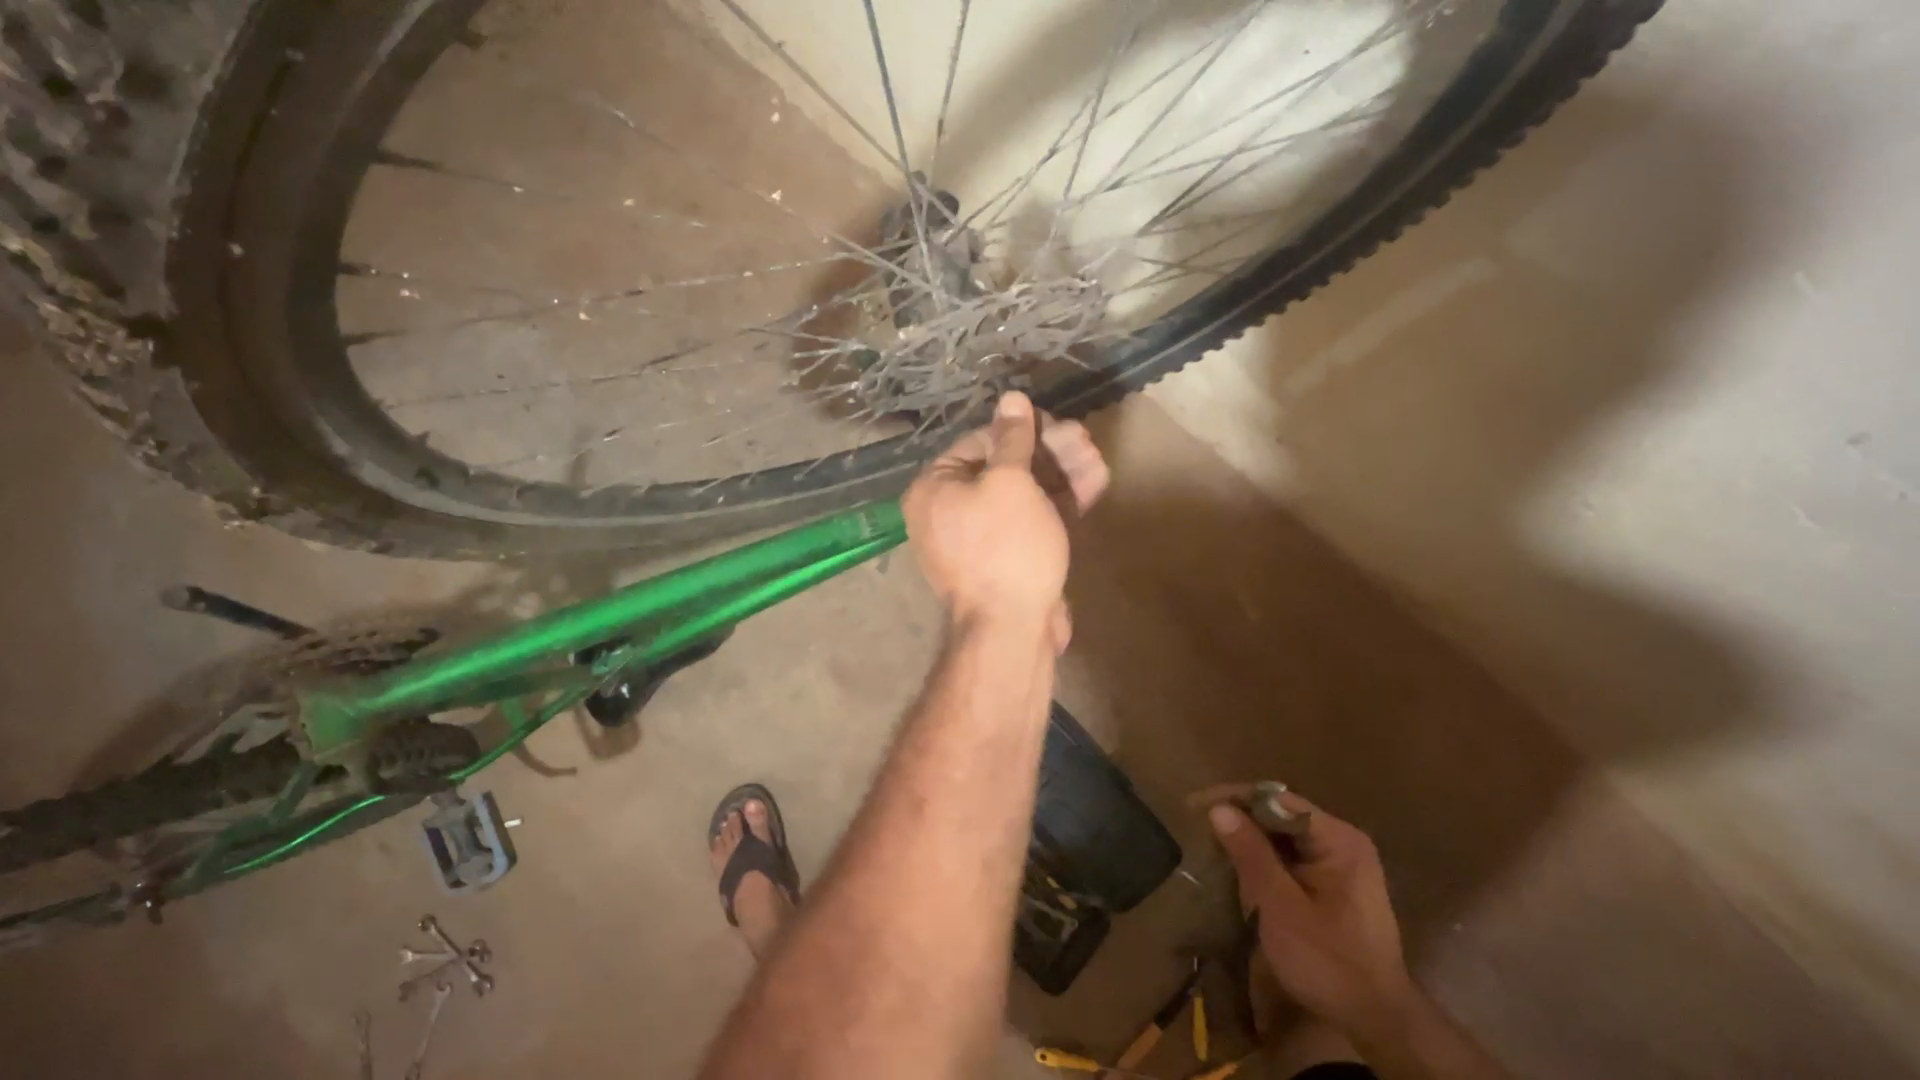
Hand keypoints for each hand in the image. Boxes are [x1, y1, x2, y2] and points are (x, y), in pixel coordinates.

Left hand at [902, 392, 1108, 645]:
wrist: (1011, 630)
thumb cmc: (1004, 547)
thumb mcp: (1010, 483)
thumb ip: (1013, 438)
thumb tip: (1011, 397)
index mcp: (934, 489)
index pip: (978, 443)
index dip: (1021, 430)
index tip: (1058, 424)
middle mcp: (949, 512)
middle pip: (1005, 469)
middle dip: (1049, 453)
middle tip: (1084, 439)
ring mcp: (980, 539)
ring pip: (1024, 496)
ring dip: (1062, 474)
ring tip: (1097, 458)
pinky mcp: (1008, 560)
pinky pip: (1032, 522)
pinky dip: (1060, 504)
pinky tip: (1095, 485)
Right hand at [1209, 792, 1413, 1032]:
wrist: (1374, 1018)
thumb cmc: (1327, 961)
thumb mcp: (1281, 907)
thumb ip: (1252, 855)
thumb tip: (1218, 809)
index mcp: (1339, 840)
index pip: (1279, 800)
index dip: (1235, 799)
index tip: (1196, 806)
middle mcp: (1343, 842)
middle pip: (1282, 815)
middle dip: (1240, 817)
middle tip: (1196, 824)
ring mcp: (1341, 864)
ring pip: (1284, 837)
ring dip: (1249, 839)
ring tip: (1208, 841)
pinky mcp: (1333, 885)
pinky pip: (1292, 857)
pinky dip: (1263, 858)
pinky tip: (1236, 865)